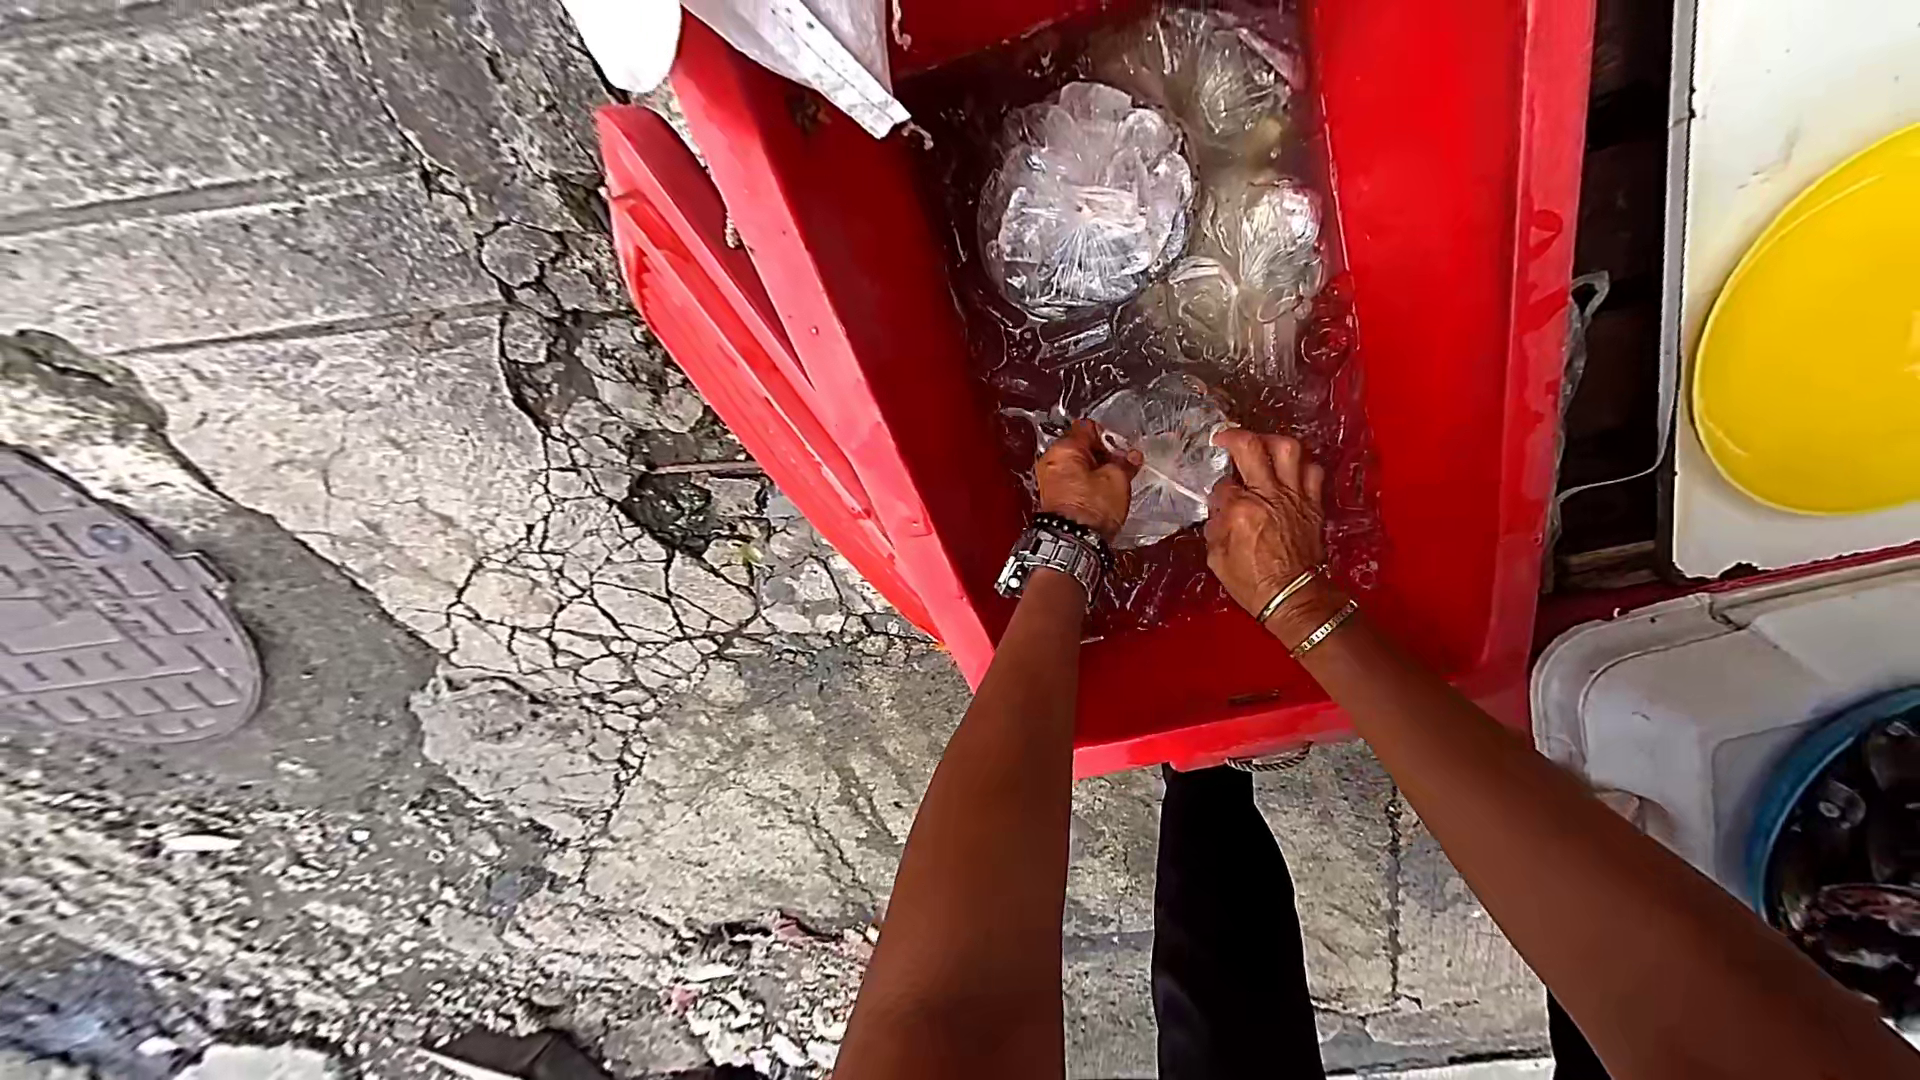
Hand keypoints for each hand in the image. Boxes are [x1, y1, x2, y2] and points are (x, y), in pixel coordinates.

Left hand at [1036, 420, 1140, 543]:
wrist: (1074, 541)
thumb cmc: (1091, 509)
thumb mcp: (1117, 479)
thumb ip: (1125, 462)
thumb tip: (1130, 457)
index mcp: (1064, 449)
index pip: (1086, 427)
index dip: (1107, 435)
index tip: (1120, 448)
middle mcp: (1051, 461)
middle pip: (1079, 446)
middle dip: (1101, 454)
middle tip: (1120, 466)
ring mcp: (1049, 479)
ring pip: (1075, 465)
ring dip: (1094, 470)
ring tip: (1112, 483)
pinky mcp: (1052, 497)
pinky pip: (1070, 481)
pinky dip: (1084, 483)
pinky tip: (1100, 494)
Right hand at [1204, 429, 1335, 634]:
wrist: (1293, 596)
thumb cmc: (1250, 582)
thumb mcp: (1215, 557)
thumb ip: (1214, 527)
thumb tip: (1219, 511)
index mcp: (1240, 510)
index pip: (1222, 485)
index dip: (1216, 490)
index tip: (1216, 500)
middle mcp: (1268, 495)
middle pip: (1251, 448)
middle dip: (1234, 437)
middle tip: (1225, 438)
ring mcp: (1294, 496)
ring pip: (1288, 449)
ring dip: (1271, 441)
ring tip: (1261, 445)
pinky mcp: (1313, 503)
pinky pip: (1312, 471)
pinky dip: (1301, 465)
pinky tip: (1289, 470)